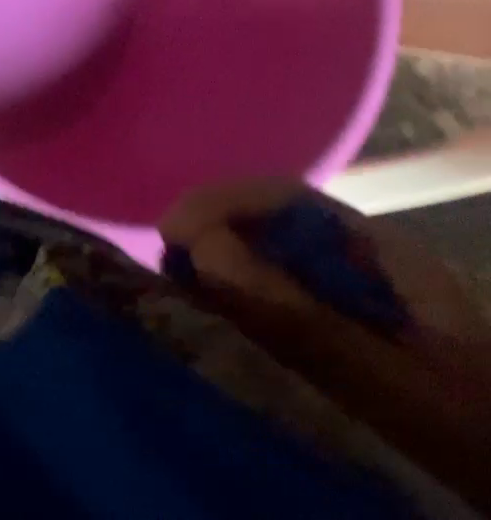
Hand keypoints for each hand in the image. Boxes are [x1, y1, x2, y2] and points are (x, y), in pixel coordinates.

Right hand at [161, 179, 490, 508]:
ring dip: (206, 258)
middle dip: (204, 229)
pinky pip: (257, 286)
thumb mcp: (386, 380)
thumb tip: (201, 246)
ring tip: (172, 284)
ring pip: (253, 248)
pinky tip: (202, 309)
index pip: (282, 196)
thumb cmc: (462, 428)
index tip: (170, 235)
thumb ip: (297, 316)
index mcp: (385, 253)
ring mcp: (338, 288)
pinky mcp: (321, 320)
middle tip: (163, 263)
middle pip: (260, 217)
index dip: (217, 203)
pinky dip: (220, 289)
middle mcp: (356, 257)